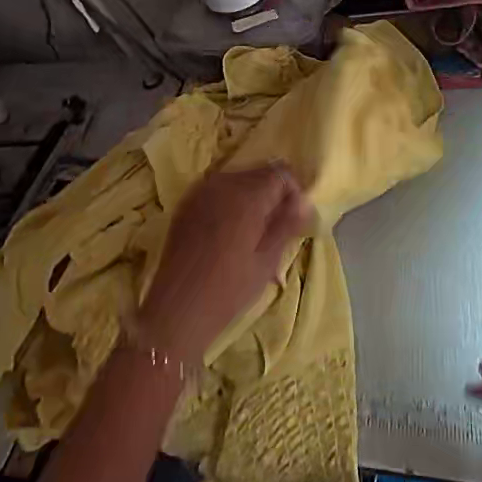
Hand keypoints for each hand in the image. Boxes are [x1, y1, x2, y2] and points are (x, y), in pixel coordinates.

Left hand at [142, 165, 311, 364]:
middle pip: (258, 172)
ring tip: (252, 228)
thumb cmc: (230, 288)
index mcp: (247, 195)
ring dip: (250, 195)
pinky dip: (229, 200)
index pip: (280, 173)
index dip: (293, 192)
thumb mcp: (268, 259)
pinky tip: (229, 228)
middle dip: (272, 192)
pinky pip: (216, 190)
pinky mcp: (185, 204)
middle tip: (276, 225)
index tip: (294, 218)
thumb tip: (303, 202)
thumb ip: (287, 223)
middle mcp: (223, 184)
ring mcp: (200, 192)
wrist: (178, 309)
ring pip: (237, 179)